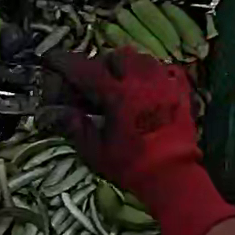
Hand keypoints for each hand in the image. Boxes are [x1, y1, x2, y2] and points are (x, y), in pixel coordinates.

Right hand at [43, 48, 234, 234]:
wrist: (173, 178)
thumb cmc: (131, 166)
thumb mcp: (95, 151)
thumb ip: (75, 127)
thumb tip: (54, 112)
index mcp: (118, 95)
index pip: (86, 70)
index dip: (66, 63)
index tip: (52, 60)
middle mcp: (142, 82)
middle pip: (117, 56)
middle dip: (101, 64)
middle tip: (92, 80)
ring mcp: (165, 85)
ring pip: (143, 58)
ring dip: (128, 64)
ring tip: (121, 80)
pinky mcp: (181, 94)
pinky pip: (168, 70)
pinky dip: (156, 72)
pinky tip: (149, 83)